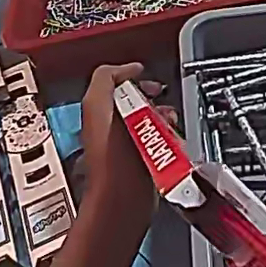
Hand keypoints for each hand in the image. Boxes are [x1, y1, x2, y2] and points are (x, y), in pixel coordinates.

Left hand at [76, 63, 170, 223]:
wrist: (123, 197)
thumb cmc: (112, 155)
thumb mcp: (101, 102)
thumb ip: (107, 77)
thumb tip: (127, 69)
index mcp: (94, 109)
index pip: (110, 79)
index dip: (128, 74)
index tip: (144, 73)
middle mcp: (106, 125)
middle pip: (131, 97)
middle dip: (149, 94)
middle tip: (159, 96)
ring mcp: (123, 143)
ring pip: (146, 117)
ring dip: (159, 114)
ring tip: (167, 119)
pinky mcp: (139, 159)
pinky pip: (155, 138)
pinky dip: (164, 134)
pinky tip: (170, 138)